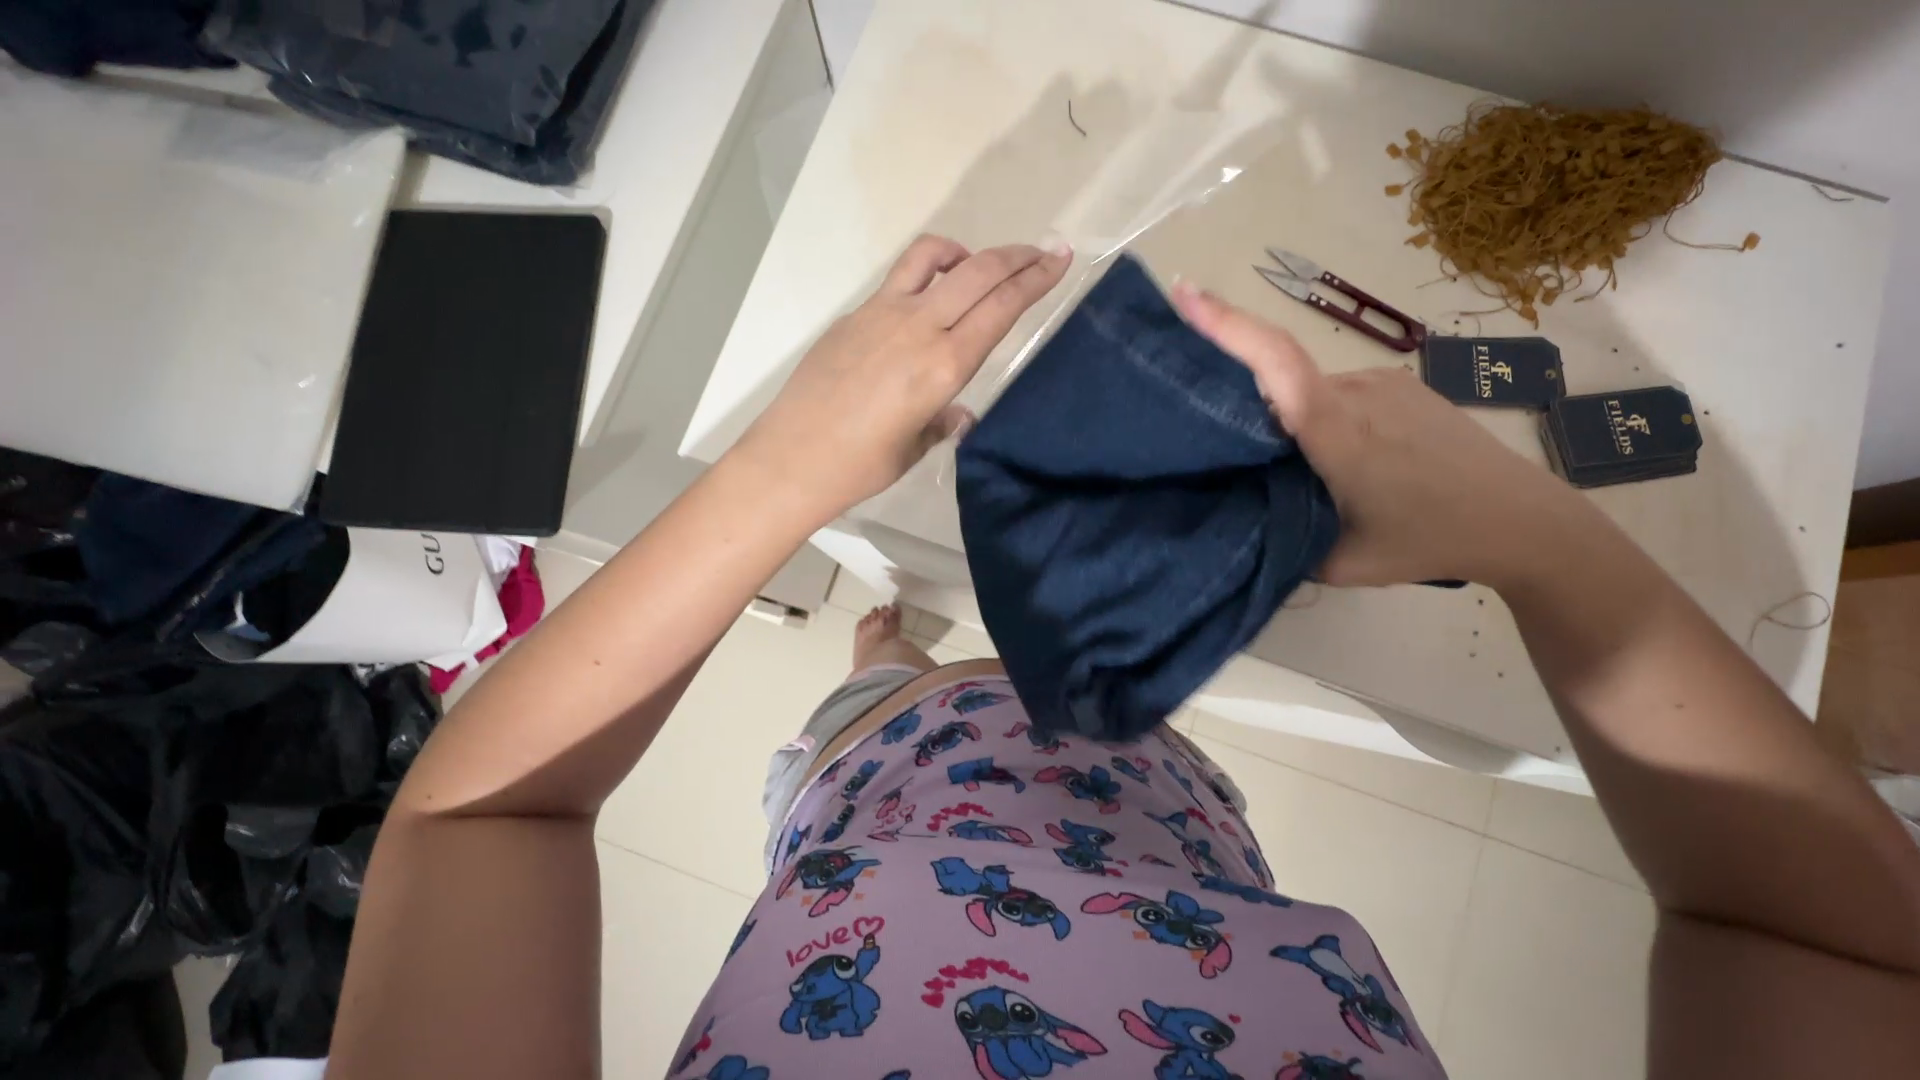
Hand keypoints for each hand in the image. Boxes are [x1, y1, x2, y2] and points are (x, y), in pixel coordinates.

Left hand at [732, 234, 1072, 518]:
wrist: (791, 457)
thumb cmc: (861, 466)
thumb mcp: (914, 447)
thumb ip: (943, 422)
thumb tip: (959, 414)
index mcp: (944, 366)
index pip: (1001, 308)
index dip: (1036, 279)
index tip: (1060, 259)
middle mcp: (919, 328)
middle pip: (979, 273)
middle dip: (1018, 257)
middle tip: (1044, 251)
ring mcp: (883, 314)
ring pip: (935, 258)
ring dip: (969, 252)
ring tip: (980, 264)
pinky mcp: (855, 314)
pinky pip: (901, 277)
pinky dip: (927, 270)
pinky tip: (927, 295)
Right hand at [1171, 283, 1603, 588]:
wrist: (1522, 521)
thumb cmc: (1427, 541)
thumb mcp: (1338, 561)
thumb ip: (1281, 537)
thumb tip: (1241, 519)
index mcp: (1335, 430)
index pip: (1274, 361)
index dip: (1226, 325)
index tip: (1183, 293)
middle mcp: (1356, 391)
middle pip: (1278, 379)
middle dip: (1243, 402)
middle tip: (1226, 448)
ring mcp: (1383, 383)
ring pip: (1308, 392)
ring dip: (1290, 420)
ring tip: (1297, 473)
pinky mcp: (1403, 386)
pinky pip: (1338, 394)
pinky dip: (1319, 418)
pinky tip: (1339, 461)